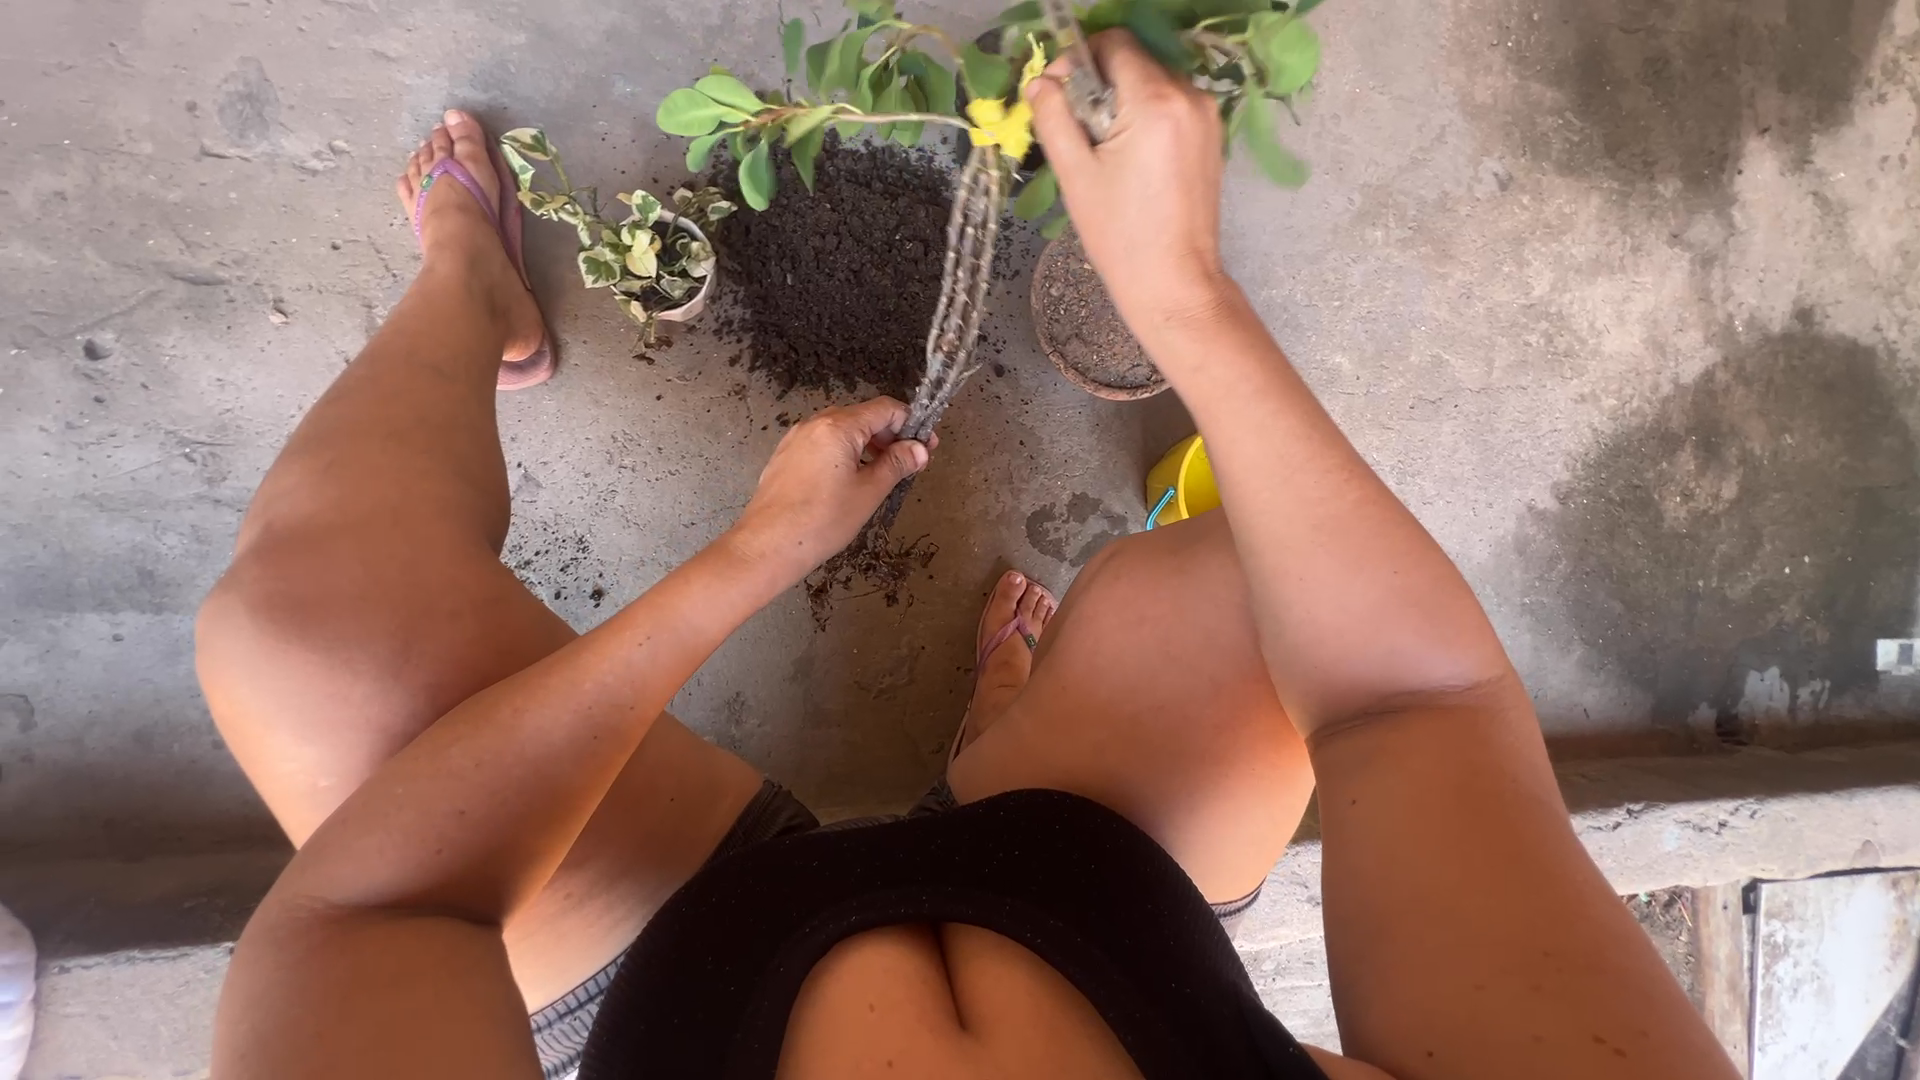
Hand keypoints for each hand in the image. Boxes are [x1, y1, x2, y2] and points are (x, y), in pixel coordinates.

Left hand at [725, 397, 931, 578]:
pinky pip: (823, 444)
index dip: (910, 424)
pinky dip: (844, 453)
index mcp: (838, 427)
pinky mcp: (786, 456)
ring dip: (867, 445)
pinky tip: (850, 481)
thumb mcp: (869, 492)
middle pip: (863, 417)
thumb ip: (897, 464)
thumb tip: (920, 449)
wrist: (768, 545)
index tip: (925, 447)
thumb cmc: (822, 520)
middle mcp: (815, 424)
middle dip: (889, 436)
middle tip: (908, 463)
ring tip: (881, 475)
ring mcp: (797, 438)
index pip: (885, 408)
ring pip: (842, 431)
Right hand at [1026, 31, 1234, 331]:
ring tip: (1107, 156)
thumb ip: (1054, 119)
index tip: (1060, 99)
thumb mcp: (1076, 177)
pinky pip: (1172, 107)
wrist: (1173, 282)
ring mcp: (1207, 115)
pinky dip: (1147, 119)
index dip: (1080, 61)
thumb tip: (1040, 82)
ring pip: (1153, 83)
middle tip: (1080, 136)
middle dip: (1101, 87)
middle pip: (1135, 61)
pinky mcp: (1212, 136)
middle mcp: (1189, 95)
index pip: (1114, 43)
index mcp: (1155, 101)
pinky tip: (1133, 163)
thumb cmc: (1120, 238)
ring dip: (1124, 104)